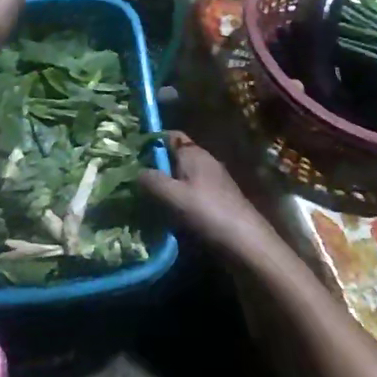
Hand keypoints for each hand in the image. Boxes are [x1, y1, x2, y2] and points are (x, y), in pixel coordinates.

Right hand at [141, 133, 287, 264]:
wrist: (245, 241)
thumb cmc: (206, 212)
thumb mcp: (172, 195)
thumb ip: (150, 180)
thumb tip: (136, 173)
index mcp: (194, 153)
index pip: (170, 135)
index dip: (151, 141)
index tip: (131, 154)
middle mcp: (205, 161)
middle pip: (175, 157)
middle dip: (155, 166)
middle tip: (132, 180)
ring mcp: (213, 181)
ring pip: (182, 176)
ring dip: (166, 185)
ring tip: (144, 199)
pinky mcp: (217, 200)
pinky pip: (191, 192)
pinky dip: (177, 199)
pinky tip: (166, 214)